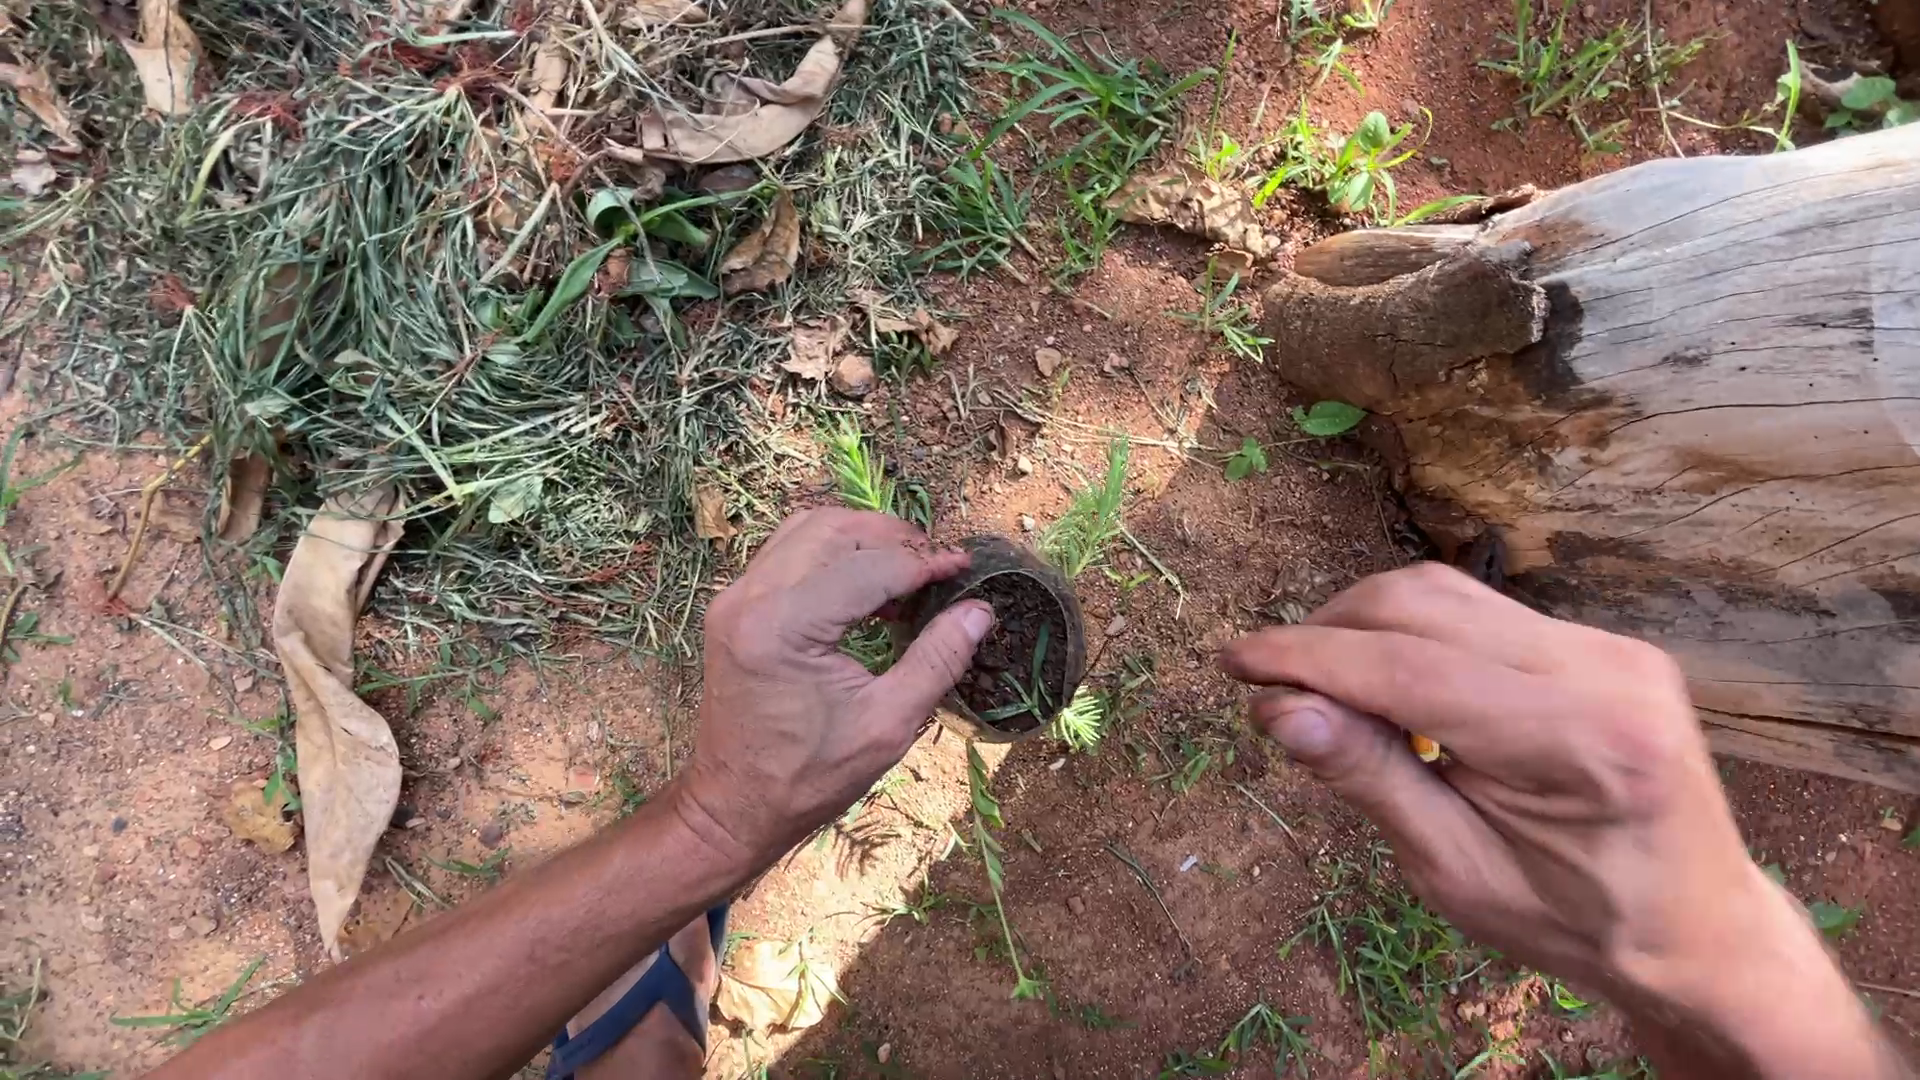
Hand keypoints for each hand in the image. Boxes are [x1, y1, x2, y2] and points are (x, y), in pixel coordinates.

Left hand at [673, 509, 992, 866]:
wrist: (732, 806)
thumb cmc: (810, 777)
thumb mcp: (888, 724)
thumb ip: (938, 659)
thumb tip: (980, 609)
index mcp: (784, 626)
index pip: (870, 568)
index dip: (925, 562)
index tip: (964, 565)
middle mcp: (751, 597)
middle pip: (834, 529)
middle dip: (893, 537)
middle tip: (936, 562)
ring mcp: (735, 597)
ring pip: (808, 529)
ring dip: (862, 538)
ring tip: (906, 567)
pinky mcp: (733, 605)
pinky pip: (789, 551)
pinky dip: (833, 553)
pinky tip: (866, 584)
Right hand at [1220, 563, 1888, 1076]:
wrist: (1700, 929)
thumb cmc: (1571, 920)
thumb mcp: (1452, 871)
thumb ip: (1367, 777)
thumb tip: (1277, 709)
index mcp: (1579, 741)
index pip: (1405, 668)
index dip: (1304, 657)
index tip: (1231, 660)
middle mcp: (1601, 668)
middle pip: (1414, 606)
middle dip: (1322, 633)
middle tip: (1270, 681)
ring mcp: (1602, 643)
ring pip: (1433, 591)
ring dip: (1354, 623)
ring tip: (1320, 678)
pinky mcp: (1589, 639)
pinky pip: (1463, 607)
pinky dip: (1397, 629)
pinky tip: (1379, 674)